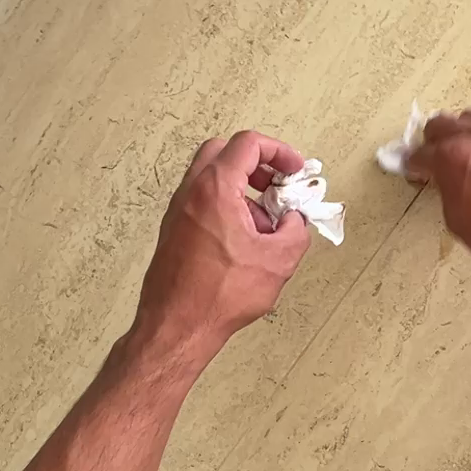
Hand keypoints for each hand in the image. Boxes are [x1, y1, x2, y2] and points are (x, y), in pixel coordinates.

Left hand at [133, 131, 310, 360]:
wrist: (177, 327)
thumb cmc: (216, 297)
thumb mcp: (278, 261)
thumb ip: (296, 230)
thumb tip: (294, 221)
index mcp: (215, 189)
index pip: (248, 144)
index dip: (279, 151)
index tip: (294, 170)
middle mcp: (190, 193)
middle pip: (224, 152)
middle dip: (257, 163)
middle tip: (278, 185)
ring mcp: (178, 211)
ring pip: (212, 177)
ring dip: (243, 187)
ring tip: (265, 222)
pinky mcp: (174, 230)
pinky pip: (203, 201)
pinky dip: (227, 206)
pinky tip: (245, 240)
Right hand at [406, 110, 470, 283]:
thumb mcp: (457, 219)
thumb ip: (445, 189)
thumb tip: (445, 180)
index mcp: (450, 157)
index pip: (420, 153)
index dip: (414, 165)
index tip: (415, 170)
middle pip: (441, 124)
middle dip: (434, 142)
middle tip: (438, 160)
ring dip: (463, 133)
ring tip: (469, 154)